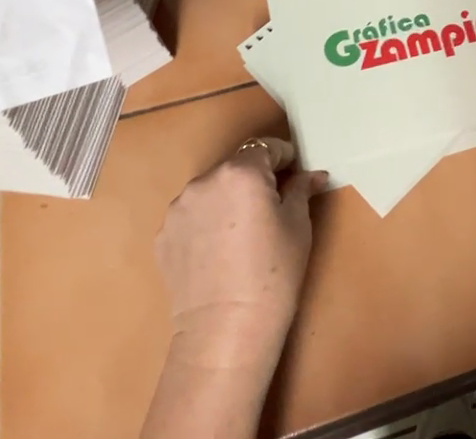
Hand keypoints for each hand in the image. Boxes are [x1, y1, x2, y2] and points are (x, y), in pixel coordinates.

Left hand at [155, 137, 328, 375]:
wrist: (226, 328)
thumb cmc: (274, 272)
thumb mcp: (298, 226)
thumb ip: (300, 190)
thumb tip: (312, 176)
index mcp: (241, 173)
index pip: (264, 147)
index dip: (283, 157)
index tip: (293, 174)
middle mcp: (204, 181)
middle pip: (235, 167)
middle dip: (254, 179)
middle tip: (271, 207)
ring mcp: (179, 209)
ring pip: (211, 191)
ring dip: (227, 200)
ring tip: (241, 234)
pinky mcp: (163, 236)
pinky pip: (191, 217)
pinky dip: (206, 223)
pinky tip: (219, 252)